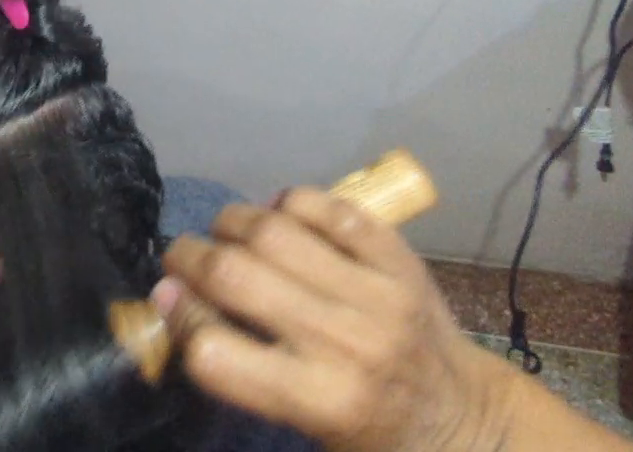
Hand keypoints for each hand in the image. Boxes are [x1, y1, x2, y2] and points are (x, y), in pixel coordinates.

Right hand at [152, 189, 514, 451]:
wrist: (466, 418)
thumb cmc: (367, 431)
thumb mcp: (298, 421)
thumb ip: (234, 362)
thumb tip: (167, 293)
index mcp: (322, 402)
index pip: (214, 353)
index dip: (177, 318)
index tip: (168, 300)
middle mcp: (348, 345)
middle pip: (235, 276)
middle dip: (188, 257)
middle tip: (183, 258)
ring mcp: (378, 294)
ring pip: (271, 229)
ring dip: (230, 223)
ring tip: (228, 235)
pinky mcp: (398, 258)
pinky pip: (324, 206)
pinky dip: (287, 203)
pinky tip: (282, 220)